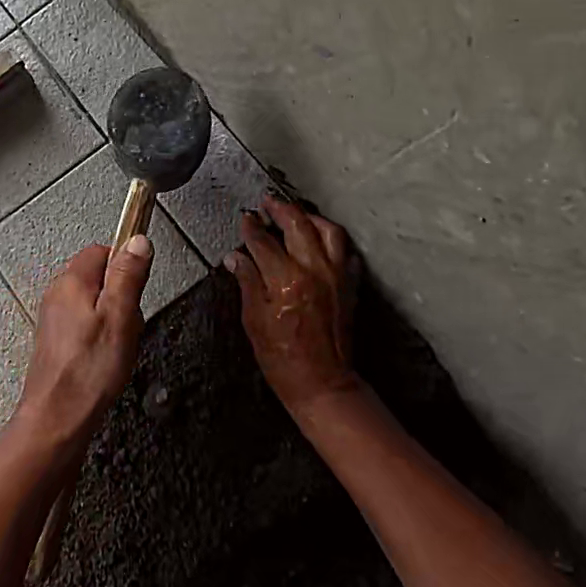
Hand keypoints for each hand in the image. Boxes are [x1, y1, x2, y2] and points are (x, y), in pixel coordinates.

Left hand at [16, 236, 152, 444]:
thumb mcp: (120, 316)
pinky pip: (87, 323)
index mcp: (72, 283)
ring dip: (113, 316)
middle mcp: (58, 296)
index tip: (138, 283)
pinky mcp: (57, 341)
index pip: (102, 249)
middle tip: (128, 319)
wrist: (58, 419)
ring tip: (118, 342)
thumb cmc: (87, 373)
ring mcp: (55, 319)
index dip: (125, 263)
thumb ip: (129, 275)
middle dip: (122, 294)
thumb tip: (137, 242)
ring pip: (95, 301)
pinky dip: (101, 334)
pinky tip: (107, 355)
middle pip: (99, 276)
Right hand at [228, 196, 360, 413]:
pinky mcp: (349, 285)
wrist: (321, 382)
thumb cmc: (283, 359)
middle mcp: (314, 270)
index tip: (246, 219)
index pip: (263, 242)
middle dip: (280, 209)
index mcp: (286, 280)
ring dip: (311, 218)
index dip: (251, 228)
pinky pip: (346, 252)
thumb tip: (236, 257)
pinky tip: (322, 241)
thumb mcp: (255, 321)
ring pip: (328, 231)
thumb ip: (248, 283)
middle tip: (268, 204)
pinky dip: (333, 241)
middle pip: (298, 224)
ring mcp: (336, 276)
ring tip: (296, 215)